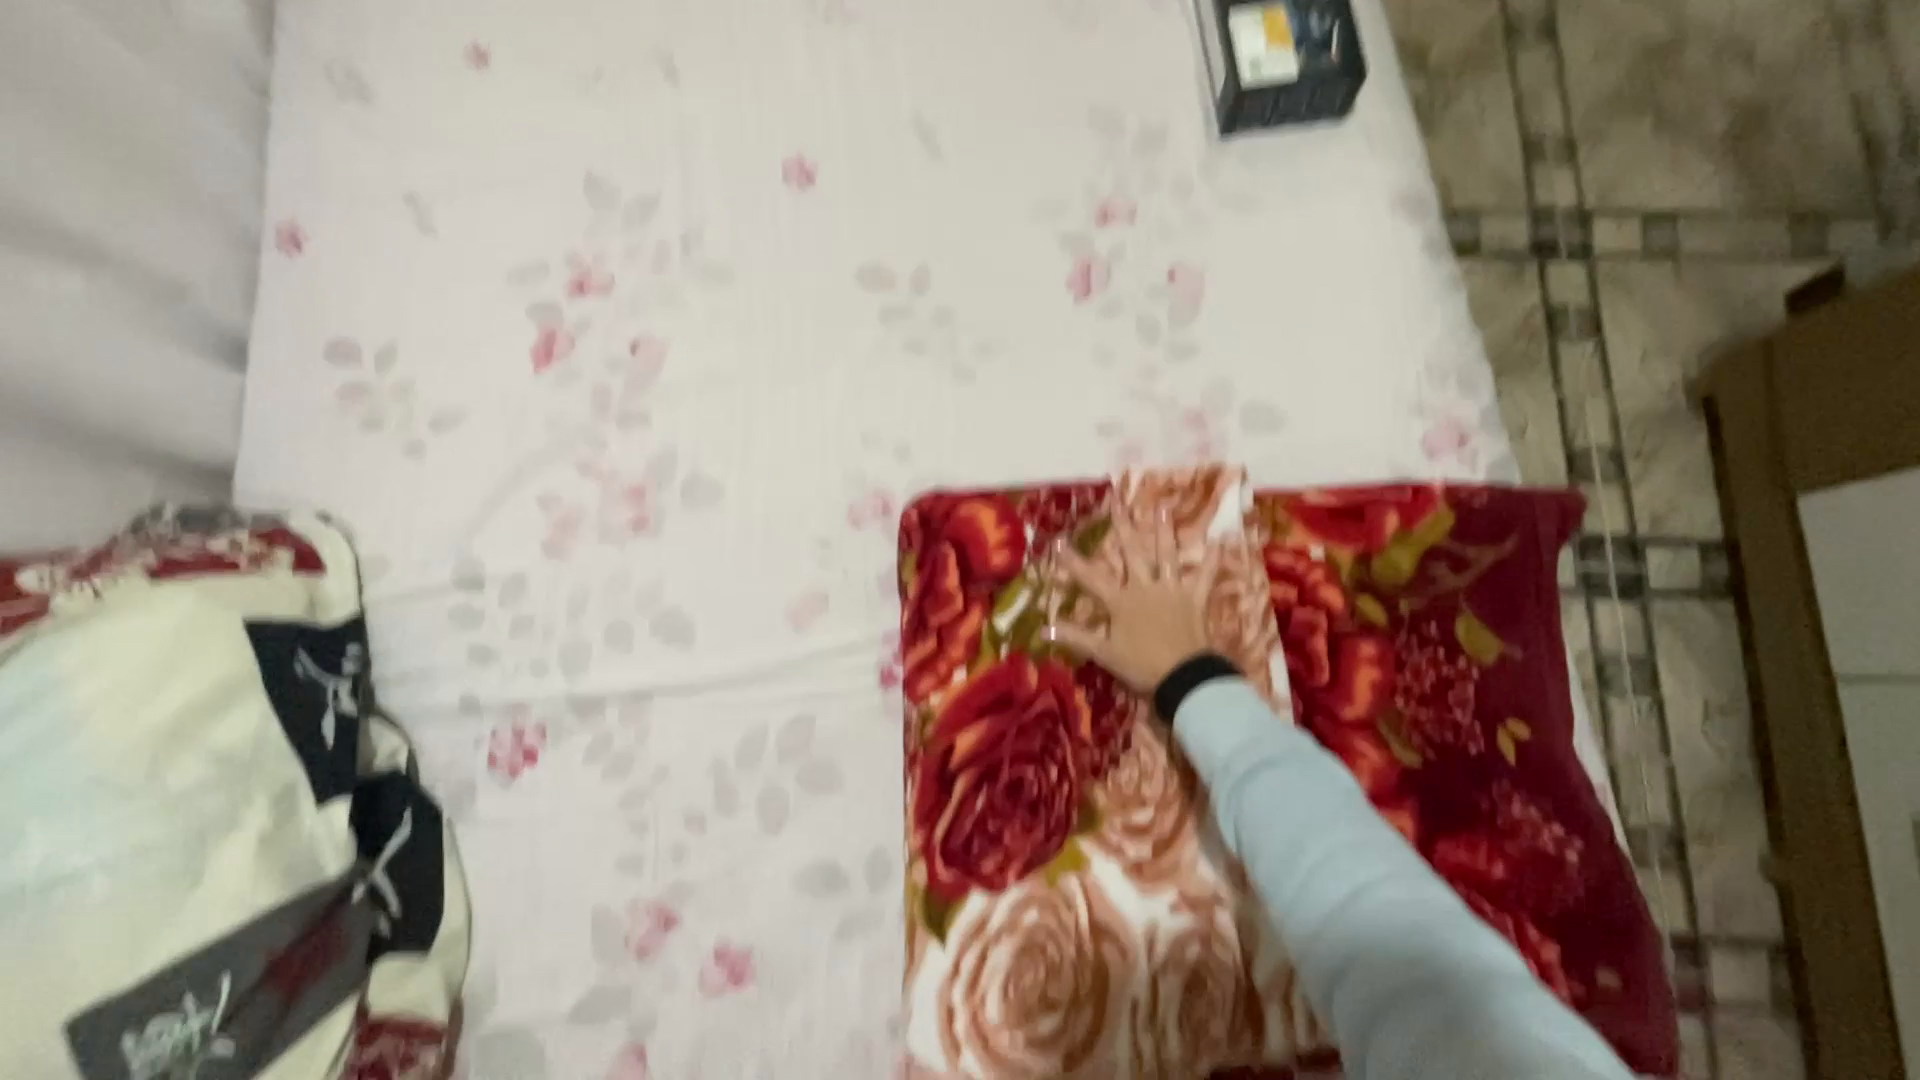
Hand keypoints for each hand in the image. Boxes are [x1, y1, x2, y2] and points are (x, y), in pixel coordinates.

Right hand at [1045, 510, 1221, 693]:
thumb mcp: (1104, 654)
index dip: (1073, 560)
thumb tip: (1044, 629)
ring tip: (1163, 508)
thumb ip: (1076, 637)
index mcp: (1121, 601)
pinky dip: (1213, 561)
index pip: (1091, 578)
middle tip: (1119, 502)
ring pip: (1167, 556)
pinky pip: (1205, 577)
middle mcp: (1145, 588)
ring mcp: (1171, 591)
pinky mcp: (1195, 599)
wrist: (1183, 677)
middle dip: (1123, 527)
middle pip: (1132, 553)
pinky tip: (1221, 542)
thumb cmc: (1141, 665)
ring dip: (1165, 532)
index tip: (1058, 540)